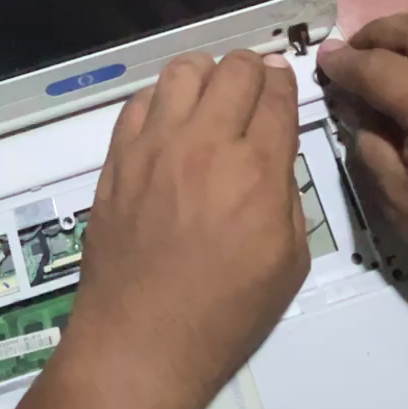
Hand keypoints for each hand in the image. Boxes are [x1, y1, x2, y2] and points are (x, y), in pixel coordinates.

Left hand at [65, 50, 306, 408]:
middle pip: (234, 70)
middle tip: (253, 86)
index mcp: (257, 171)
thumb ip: (287, 195)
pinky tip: (169, 123)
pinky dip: (161, 100)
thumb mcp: (288, 262)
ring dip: (206, 73)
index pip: (277, 96)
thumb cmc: (226, 313)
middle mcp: (206, 143)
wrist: (141, 340)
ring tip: (210, 94)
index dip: (284, 82)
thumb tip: (271, 156)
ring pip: (183, 71)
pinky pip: (139, 102)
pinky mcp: (118, 157)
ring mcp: (155, 145)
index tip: (282, 81)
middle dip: (252, 68)